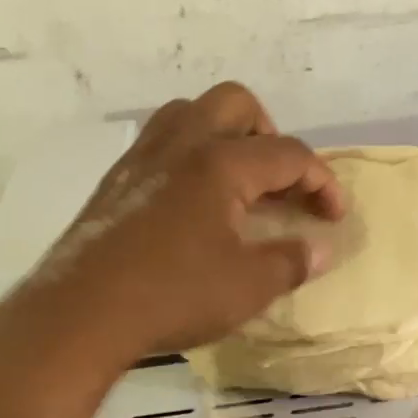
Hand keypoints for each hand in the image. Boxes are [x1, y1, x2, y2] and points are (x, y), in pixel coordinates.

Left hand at [23, 82, 345, 361]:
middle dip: (271, 135)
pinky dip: (190, 157)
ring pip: (190, 114)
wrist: (83, 313)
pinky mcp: (116, 182)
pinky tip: (194, 205)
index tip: (334, 216)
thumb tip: (321, 249)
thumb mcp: (249, 287)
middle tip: (282, 182)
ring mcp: (142, 158)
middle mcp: (181, 145)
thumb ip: (291, 262)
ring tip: (238, 183)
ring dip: (225, 136)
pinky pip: (161, 144)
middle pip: (235, 105)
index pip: (288, 154)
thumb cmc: (174, 295)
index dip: (321, 181)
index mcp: (221, 163)